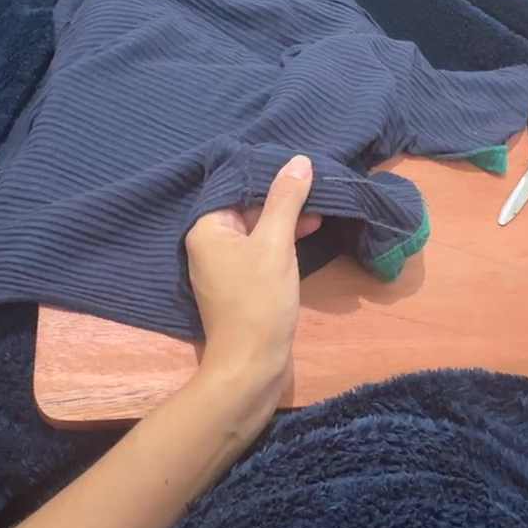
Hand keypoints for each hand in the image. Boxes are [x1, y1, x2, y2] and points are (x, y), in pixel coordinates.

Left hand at [183, 155, 319, 400]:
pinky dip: (282, 240)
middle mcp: (209, 243)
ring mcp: (224, 266)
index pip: (237, 187)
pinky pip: (260, 250)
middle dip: (282, 199)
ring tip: (321, 211)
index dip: (270, 176)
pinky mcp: (241, 284)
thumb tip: (299, 161)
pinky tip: (308, 233)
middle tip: (318, 189)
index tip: (302, 168)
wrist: (252, 366)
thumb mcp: (276, 243)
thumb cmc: (259, 300)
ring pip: (257, 229)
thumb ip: (286, 200)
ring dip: (286, 219)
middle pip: (247, 206)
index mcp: (207, 228)